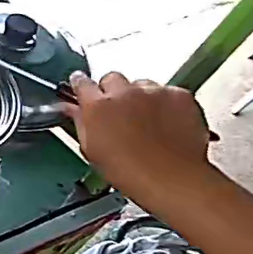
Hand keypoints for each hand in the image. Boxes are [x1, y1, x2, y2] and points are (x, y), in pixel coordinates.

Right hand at [61, 72, 217, 206]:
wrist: (169, 175)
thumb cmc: (128, 168)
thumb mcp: (90, 148)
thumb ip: (80, 121)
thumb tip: (72, 109)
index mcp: (97, 106)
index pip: (82, 83)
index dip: (80, 85)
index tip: (81, 87)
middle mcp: (124, 93)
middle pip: (112, 78)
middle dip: (111, 90)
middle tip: (116, 110)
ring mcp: (153, 92)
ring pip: (141, 84)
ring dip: (139, 96)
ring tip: (143, 120)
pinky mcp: (179, 95)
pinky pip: (167, 91)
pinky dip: (164, 102)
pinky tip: (163, 121)